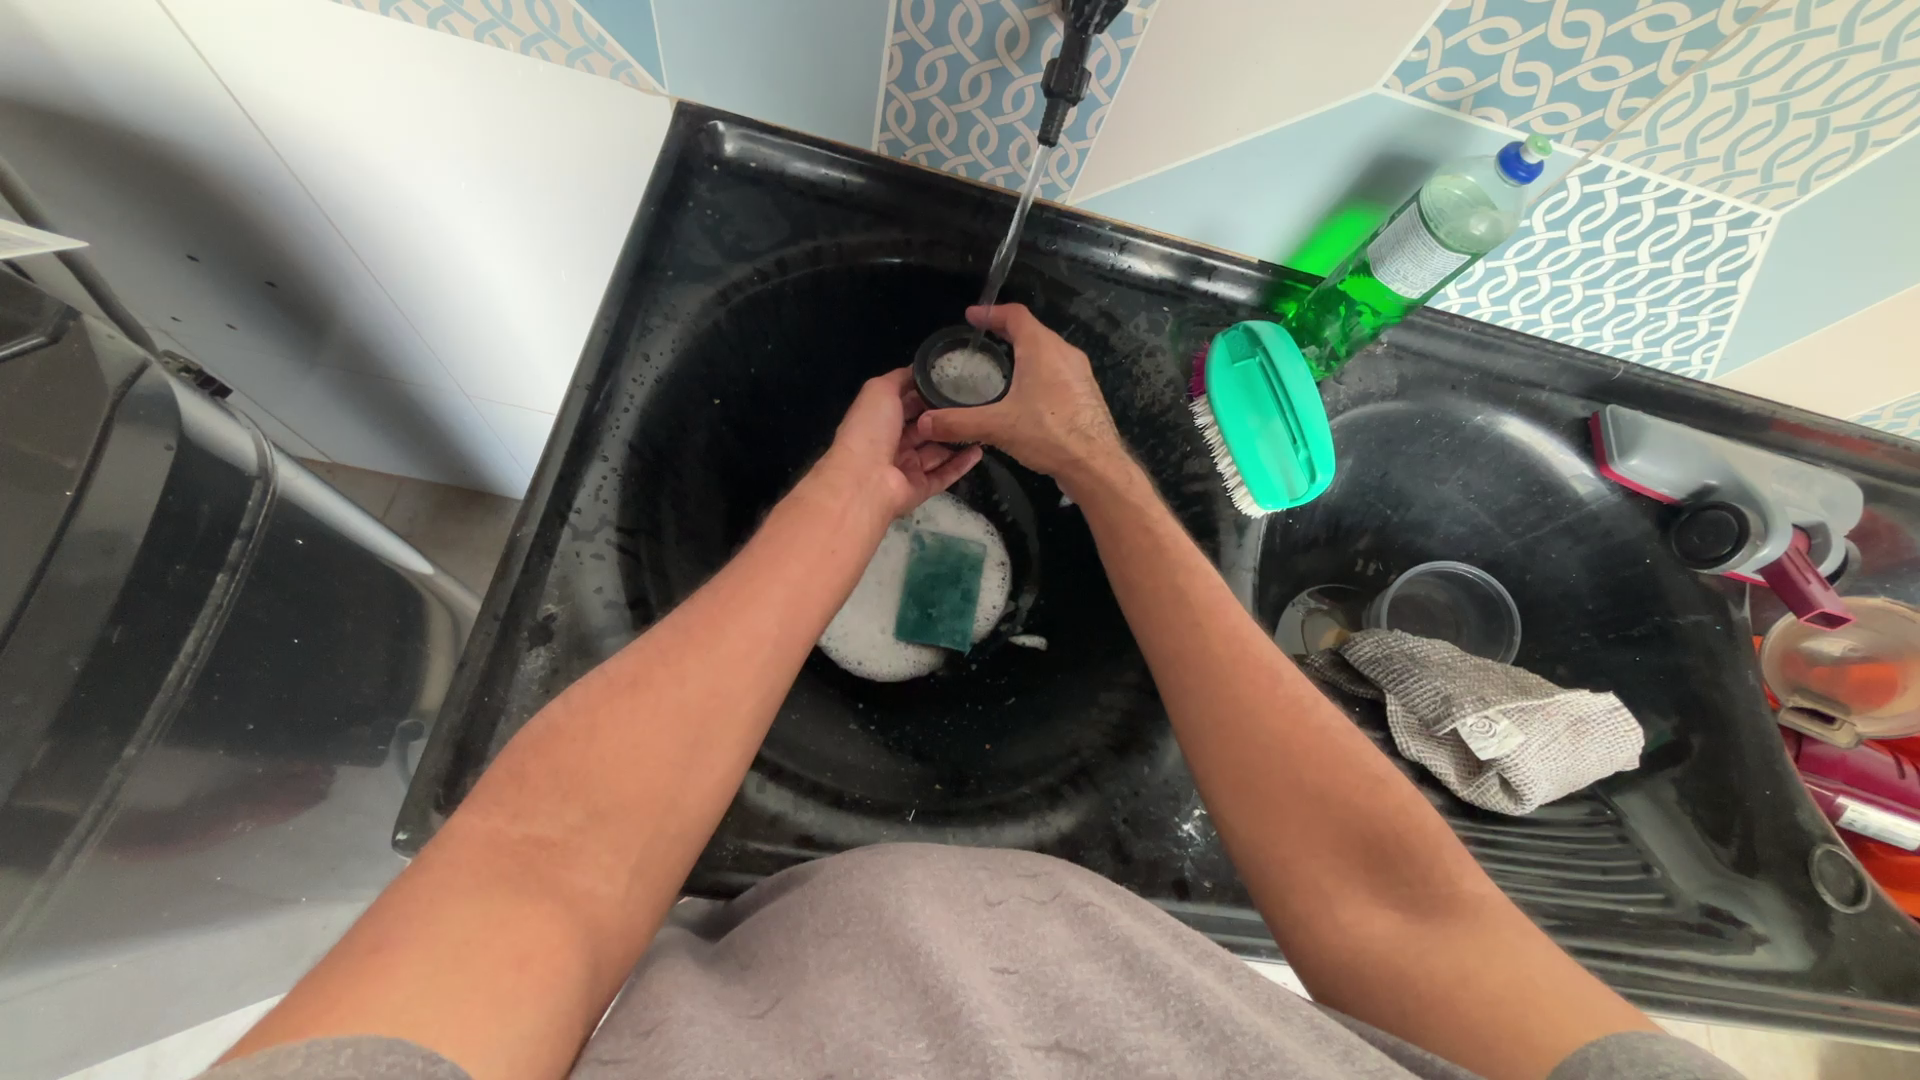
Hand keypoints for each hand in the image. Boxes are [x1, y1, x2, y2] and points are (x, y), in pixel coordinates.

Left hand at [821, 368, 981, 518]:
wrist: (865, 480)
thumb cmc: (870, 430)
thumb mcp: (880, 390)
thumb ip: (899, 378)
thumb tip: (917, 369)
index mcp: (878, 420)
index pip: (905, 403)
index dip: (925, 392)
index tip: (952, 381)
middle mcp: (891, 444)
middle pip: (923, 428)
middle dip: (944, 416)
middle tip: (972, 402)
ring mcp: (905, 468)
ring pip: (936, 452)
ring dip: (955, 440)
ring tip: (980, 425)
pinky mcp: (920, 488)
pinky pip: (943, 475)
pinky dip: (961, 464)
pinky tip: (979, 451)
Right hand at [915, 304, 1127, 490]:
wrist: (1095, 464)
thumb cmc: (1049, 434)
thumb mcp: (997, 427)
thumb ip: (958, 422)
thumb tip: (926, 422)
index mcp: (1042, 348)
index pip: (1015, 315)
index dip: (991, 312)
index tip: (972, 317)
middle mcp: (1064, 353)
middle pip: (1033, 332)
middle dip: (1007, 333)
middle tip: (984, 343)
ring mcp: (1079, 374)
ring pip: (1048, 353)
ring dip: (1025, 354)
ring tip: (1002, 368)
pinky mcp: (1086, 394)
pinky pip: (1058, 373)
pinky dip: (1039, 374)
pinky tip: (1027, 397)